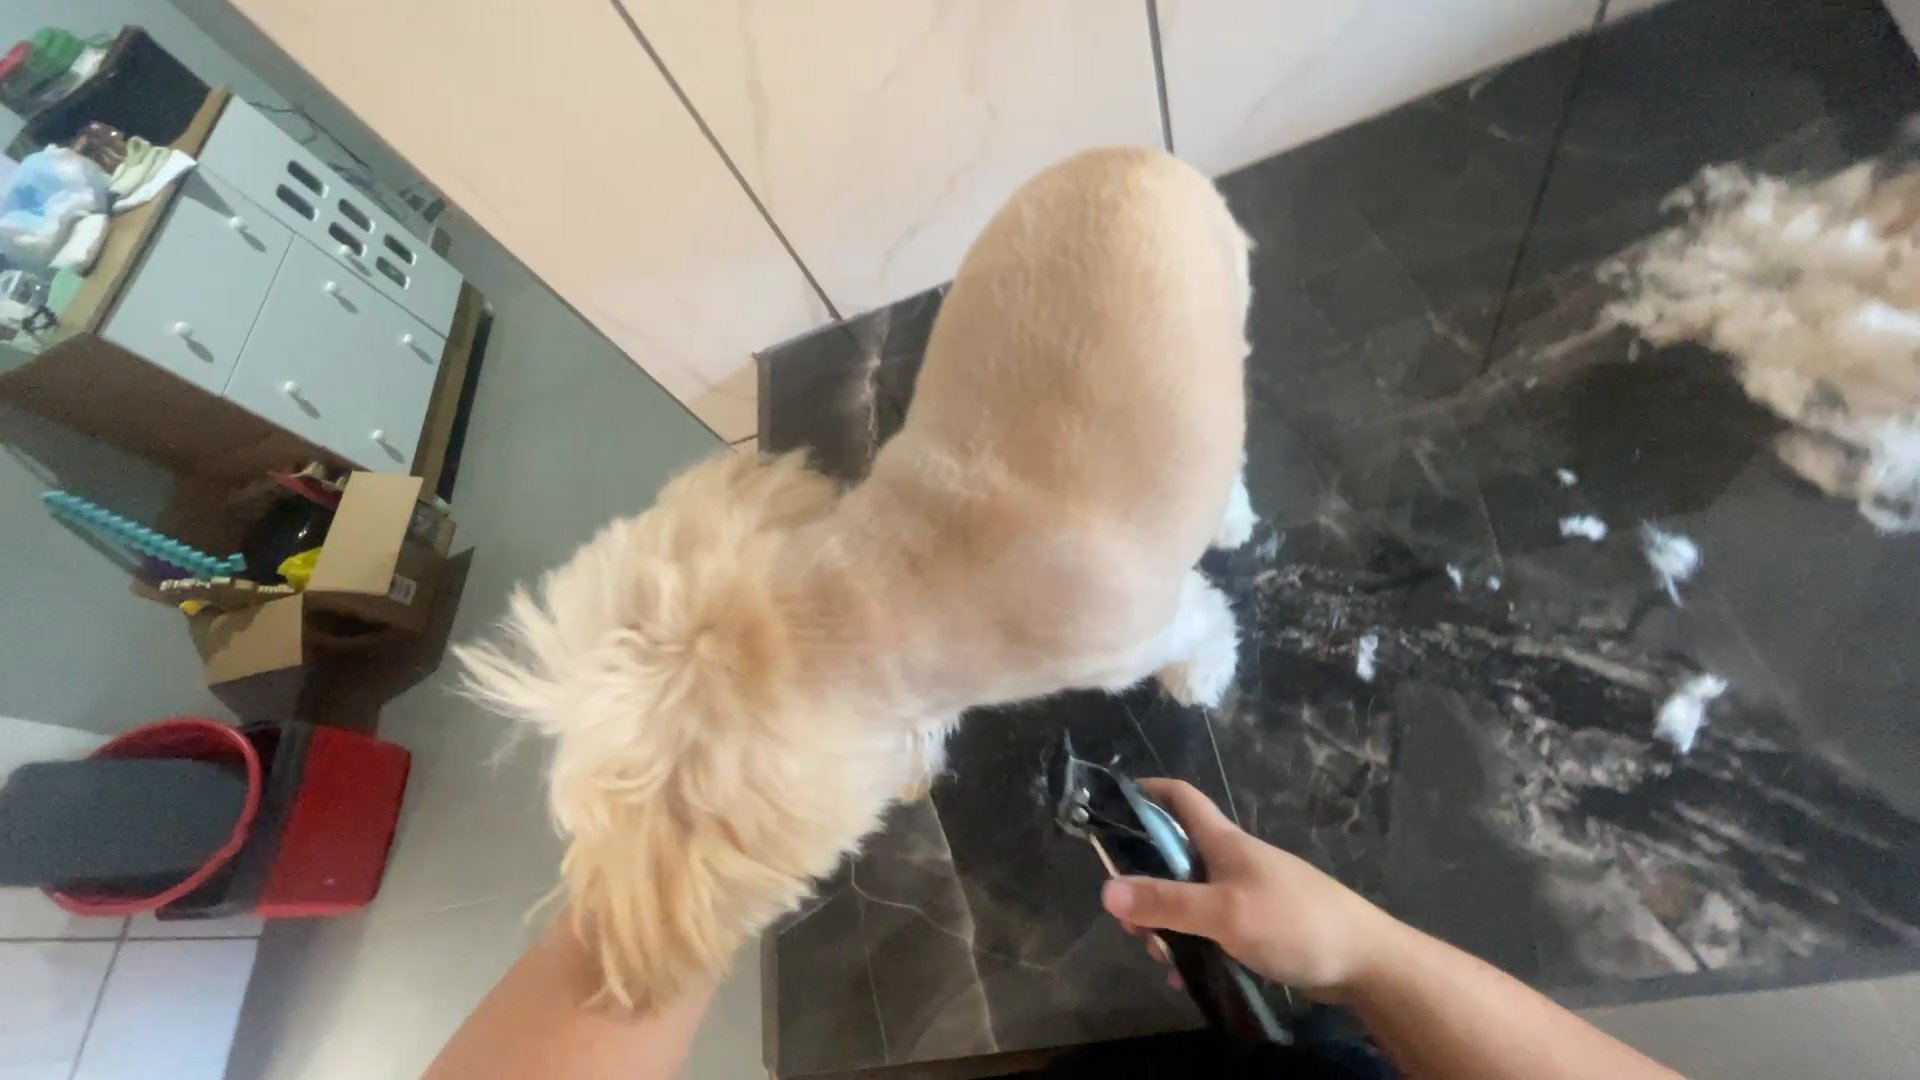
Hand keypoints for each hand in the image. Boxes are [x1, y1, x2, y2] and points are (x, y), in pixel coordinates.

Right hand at [1100, 778, 1402, 1001]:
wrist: (1368, 964)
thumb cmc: (1294, 921)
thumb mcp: (1223, 913)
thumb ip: (1166, 903)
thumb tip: (1106, 891)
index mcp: (1222, 840)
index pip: (1180, 796)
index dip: (1147, 790)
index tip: (1114, 802)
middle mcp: (1231, 860)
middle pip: (1175, 853)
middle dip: (1145, 879)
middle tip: (1126, 913)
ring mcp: (1247, 892)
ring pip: (1192, 896)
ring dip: (1168, 920)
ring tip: (1157, 954)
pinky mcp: (1261, 925)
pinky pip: (1213, 928)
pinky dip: (1194, 945)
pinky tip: (1187, 976)